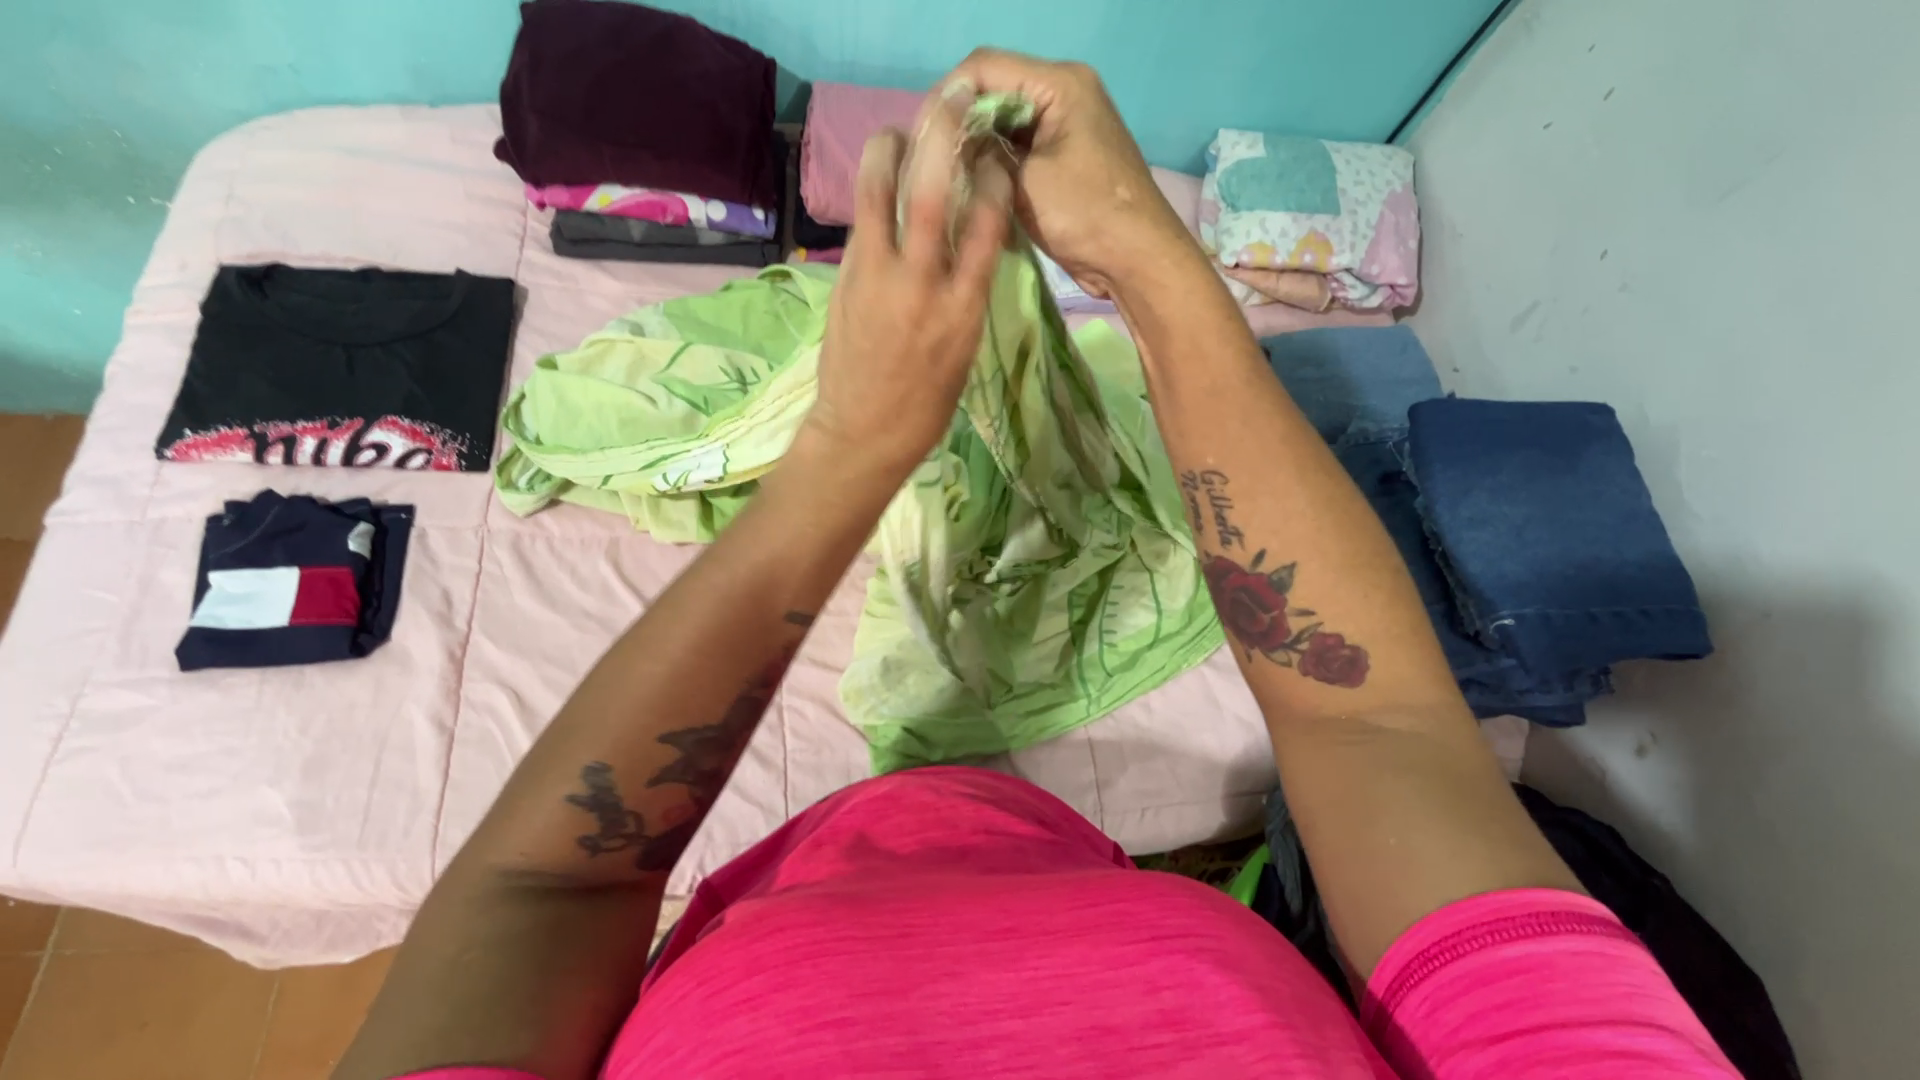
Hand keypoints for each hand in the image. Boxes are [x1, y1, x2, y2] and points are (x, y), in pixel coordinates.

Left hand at [805, 90, 1011, 478]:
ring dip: (888, 151)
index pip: (988, 226)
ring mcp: (879, 280)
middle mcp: (924, 286)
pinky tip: (877, 182)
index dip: (993, 179)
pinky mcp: (846, 280)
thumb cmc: (925, 407)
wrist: (863, 434)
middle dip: (944, 137)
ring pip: (883, 196)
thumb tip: (964, 249)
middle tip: (952, 102)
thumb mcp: (964, 353)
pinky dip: (871, 195)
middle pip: (935, 194)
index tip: (995, 157)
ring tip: (896, 132)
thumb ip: (965, 297)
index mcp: (965, 310)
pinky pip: (861, 224)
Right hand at [946, 48, 1189, 297]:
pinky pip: (1015, 151)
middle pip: (992, 93)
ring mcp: (1062, 129)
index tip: (924, 138)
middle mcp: (1062, 95)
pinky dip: (993, 169)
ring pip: (1000, 126)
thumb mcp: (1026, 181)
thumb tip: (950, 143)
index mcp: (1060, 84)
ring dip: (974, 152)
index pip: (985, 67)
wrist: (1135, 260)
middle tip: (929, 165)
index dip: (948, 97)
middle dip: (959, 127)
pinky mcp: (1060, 161)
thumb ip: (984, 150)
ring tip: (946, 181)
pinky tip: (973, 192)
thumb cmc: (1086, 215)